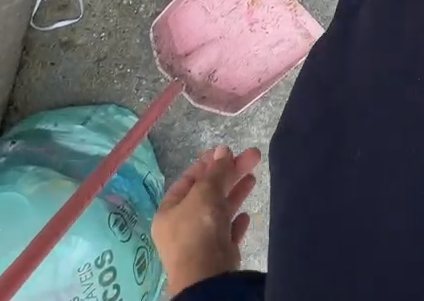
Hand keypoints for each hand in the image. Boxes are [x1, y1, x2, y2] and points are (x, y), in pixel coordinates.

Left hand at [153, 146, 259, 295]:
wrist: (206, 274)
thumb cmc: (198, 227)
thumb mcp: (206, 191)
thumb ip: (216, 170)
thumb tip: (222, 149)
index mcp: (170, 211)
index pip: (188, 180)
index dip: (208, 163)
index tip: (228, 150)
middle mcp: (182, 226)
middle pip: (208, 192)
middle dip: (230, 173)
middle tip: (253, 156)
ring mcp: (199, 241)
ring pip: (219, 210)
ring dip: (236, 193)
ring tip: (254, 176)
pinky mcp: (216, 254)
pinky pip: (227, 232)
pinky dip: (236, 222)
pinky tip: (246, 215)